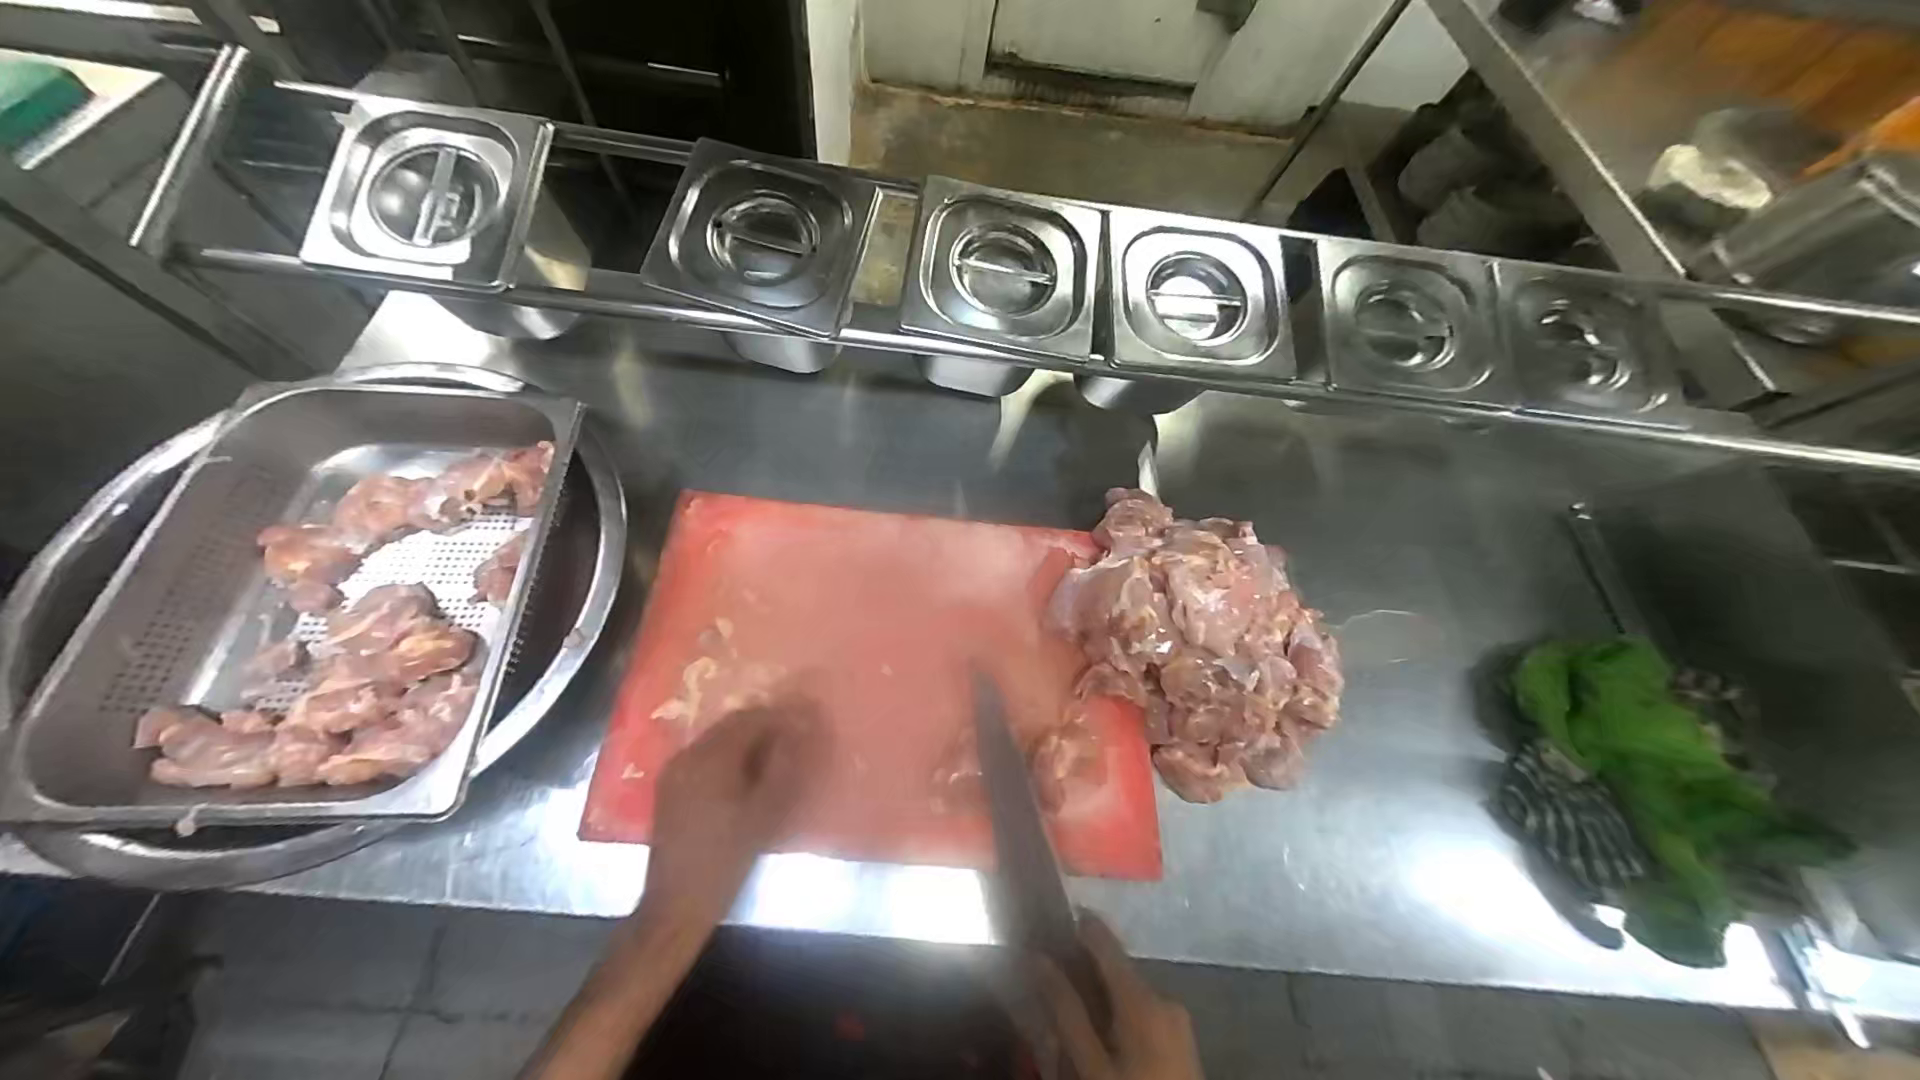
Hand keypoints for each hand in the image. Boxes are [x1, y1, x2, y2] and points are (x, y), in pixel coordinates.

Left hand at [641, 697, 828, 928]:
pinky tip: (748, 771)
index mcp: (710, 757)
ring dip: (749, 737)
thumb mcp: (766, 812)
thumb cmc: (726, 858)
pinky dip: (731, 753)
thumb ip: (785, 764)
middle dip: (767, 723)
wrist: (676, 905)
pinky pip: (706, 754)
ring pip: (719, 737)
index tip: (810, 719)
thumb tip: (803, 728)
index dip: (784, 716)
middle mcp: (688, 755)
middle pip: (733, 723)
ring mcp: (675, 770)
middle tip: (798, 733)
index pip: (753, 719)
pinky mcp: (670, 787)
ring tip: (779, 751)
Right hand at [1035, 915, 1203, 1079]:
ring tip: (1072, 1023)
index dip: (1076, 926)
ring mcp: (1178, 1022)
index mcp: (1142, 998)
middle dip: (1083, 973)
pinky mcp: (1182, 1042)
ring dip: (1100, 999)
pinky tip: (1101, 1044)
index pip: (1103, 939)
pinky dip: (1118, 1017)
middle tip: (1051, 989)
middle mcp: (1165, 998)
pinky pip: (1143, 1014)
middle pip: (1115, 969)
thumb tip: (1038, 957)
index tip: (1047, 924)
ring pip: (1127, 993)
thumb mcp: (1089, 1066)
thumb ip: (1065, 1009)